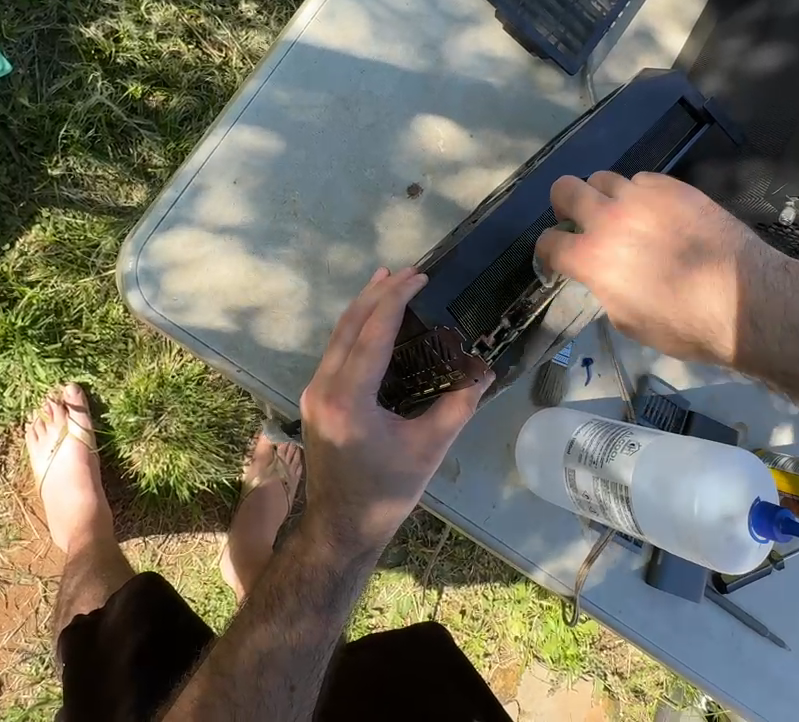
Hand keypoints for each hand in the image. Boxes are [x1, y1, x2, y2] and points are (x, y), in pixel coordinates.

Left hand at [298, 268, 487, 555]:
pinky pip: (334, 350)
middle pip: (349, 325)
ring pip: (337, 335)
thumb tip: (484, 372)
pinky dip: (355, 328)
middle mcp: (323, 387)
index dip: (396, 300)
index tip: (419, 277)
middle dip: (378, 293)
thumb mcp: (428, 450)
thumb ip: (457, 407)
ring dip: (363, 306)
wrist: (339, 527)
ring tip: (387, 280)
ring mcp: (313, 392)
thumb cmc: (386, 492)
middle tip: (407, 271)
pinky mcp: (314, 398)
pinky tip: (371, 320)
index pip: (373, 333)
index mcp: (349, 399)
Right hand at [535, 171, 780, 368]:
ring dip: (603, 197)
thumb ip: (603, 287)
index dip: (548, 253)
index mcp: (591, 258)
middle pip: (564, 189)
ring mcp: (641, 198)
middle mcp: (608, 219)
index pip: (548, 242)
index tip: (558, 261)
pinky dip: (639, 194)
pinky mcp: (673, 187)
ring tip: (622, 215)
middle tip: (580, 222)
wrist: (746, 302)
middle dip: (564, 207)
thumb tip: (603, 274)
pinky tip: (655, 213)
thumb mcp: (626, 320)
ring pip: (602, 178)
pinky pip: (641, 179)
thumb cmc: (685, 325)